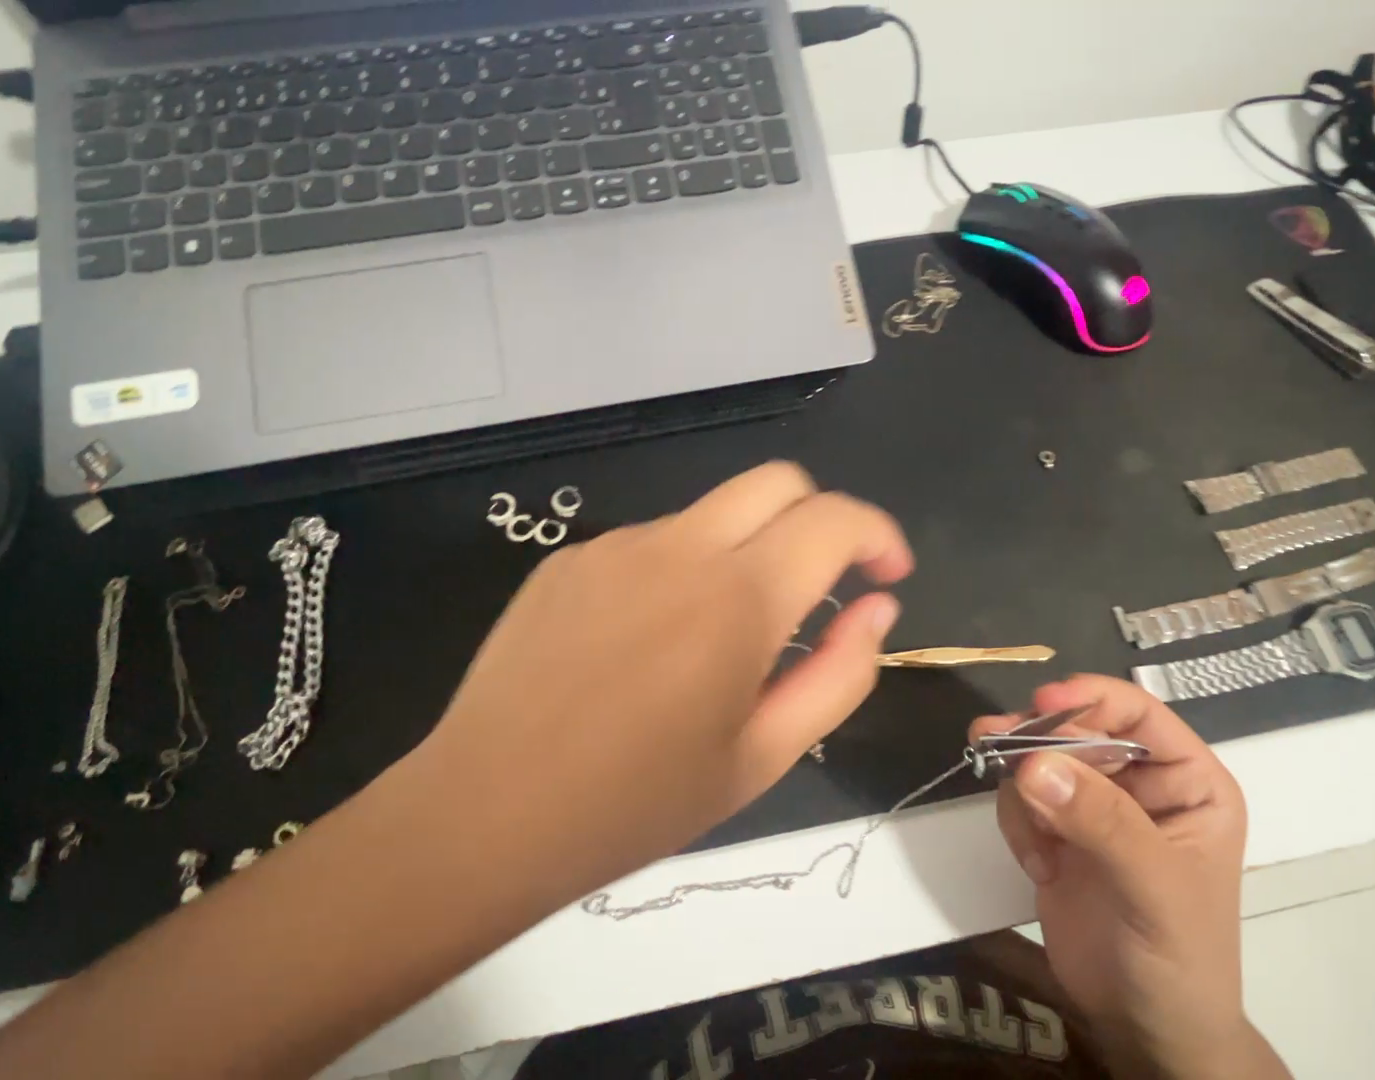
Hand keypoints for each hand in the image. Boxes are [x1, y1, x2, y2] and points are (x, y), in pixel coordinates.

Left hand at [421, 462, 912, 909]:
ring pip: (712, 513)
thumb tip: (876, 608)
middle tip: (821, 587)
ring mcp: (615, 546)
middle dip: (820, 519)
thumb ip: (840, 674)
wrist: (487, 812)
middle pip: (778, 482)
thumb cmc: (637, 804)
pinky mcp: (568, 559)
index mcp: (737, 600)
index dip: (878, 535)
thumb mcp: (763, 758)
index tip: (887, 576)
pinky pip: (652, 542)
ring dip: (746, 549)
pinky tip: (650, 643)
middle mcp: (679, 549)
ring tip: (722, 639)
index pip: (833, 519)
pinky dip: (683, 569)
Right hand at [970, 676, 1288, 1079]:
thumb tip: (1033, 763)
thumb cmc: (1178, 957)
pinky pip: (1021, 800)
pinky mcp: (1056, 835)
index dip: (1092, 699)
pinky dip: (1018, 825)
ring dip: (1022, 785)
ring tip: (1030, 839)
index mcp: (1187, 782)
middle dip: (1038, 737)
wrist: (1145, 1030)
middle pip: (1078, 729)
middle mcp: (1139, 785)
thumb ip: (1100, 821)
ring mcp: (1094, 809)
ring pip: (1041, 761)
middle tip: (990, 737)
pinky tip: (1038, 867)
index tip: (1041, 703)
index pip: (1137, 715)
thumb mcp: (1153, 885)